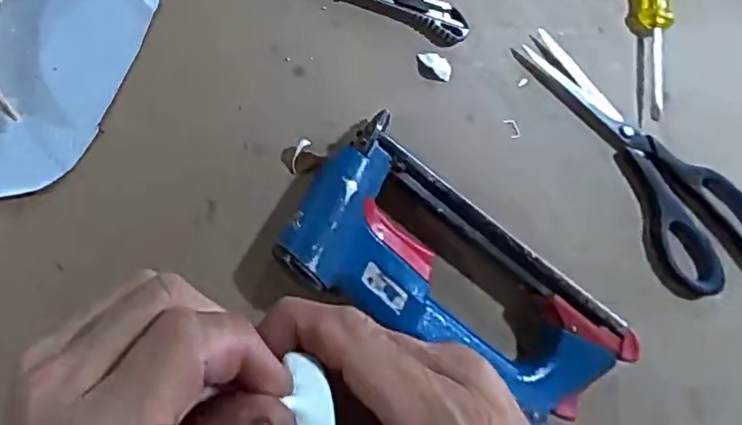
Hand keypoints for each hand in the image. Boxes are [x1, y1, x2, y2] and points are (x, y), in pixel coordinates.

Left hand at [9, 271, 293, 424]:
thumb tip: (274, 400)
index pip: (186, 333)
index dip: (242, 344)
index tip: (273, 380)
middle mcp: (60, 380)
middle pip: (164, 293)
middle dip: (217, 322)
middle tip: (243, 371)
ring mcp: (40, 363)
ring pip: (137, 287)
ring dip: (185, 313)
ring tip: (206, 364)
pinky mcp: (33, 359)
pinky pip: (107, 305)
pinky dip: (147, 318)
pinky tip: (161, 361)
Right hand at [258, 299, 525, 424]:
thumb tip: (281, 408)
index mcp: (438, 399)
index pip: (345, 327)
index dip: (290, 329)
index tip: (258, 364)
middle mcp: (458, 368)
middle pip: (360, 336)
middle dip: (315, 366)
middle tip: (289, 408)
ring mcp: (475, 373)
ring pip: (384, 351)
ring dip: (347, 380)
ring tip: (331, 419)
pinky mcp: (482, 385)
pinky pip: (411, 369)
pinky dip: (380, 390)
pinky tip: (371, 424)